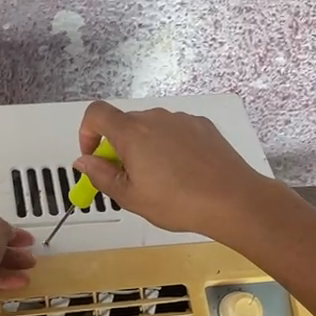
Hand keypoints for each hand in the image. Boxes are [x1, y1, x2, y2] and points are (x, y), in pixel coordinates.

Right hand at [74, 101, 280, 238]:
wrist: (232, 199)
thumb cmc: (178, 202)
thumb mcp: (131, 197)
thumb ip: (101, 175)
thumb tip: (84, 161)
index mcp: (132, 133)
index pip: (96, 113)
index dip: (87, 132)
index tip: (94, 156)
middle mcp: (155, 118)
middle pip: (125, 124)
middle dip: (119, 147)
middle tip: (129, 179)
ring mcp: (181, 119)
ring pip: (152, 128)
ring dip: (146, 147)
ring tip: (161, 180)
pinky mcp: (202, 126)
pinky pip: (176, 131)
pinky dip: (170, 146)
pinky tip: (183, 172)